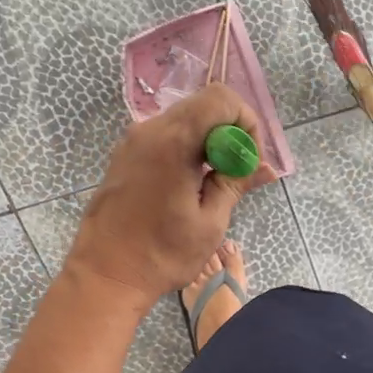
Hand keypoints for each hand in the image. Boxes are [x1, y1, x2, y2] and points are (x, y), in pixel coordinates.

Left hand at [61, 84, 277, 306]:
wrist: (107, 273)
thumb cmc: (163, 254)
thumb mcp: (210, 223)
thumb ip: (236, 184)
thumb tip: (265, 167)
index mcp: (174, 142)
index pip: (220, 99)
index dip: (245, 123)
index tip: (248, 161)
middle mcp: (151, 130)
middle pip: (204, 106)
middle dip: (230, 134)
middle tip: (238, 175)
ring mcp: (135, 140)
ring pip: (186, 121)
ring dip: (210, 144)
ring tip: (217, 186)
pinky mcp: (128, 155)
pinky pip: (168, 137)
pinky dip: (190, 151)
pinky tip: (194, 187)